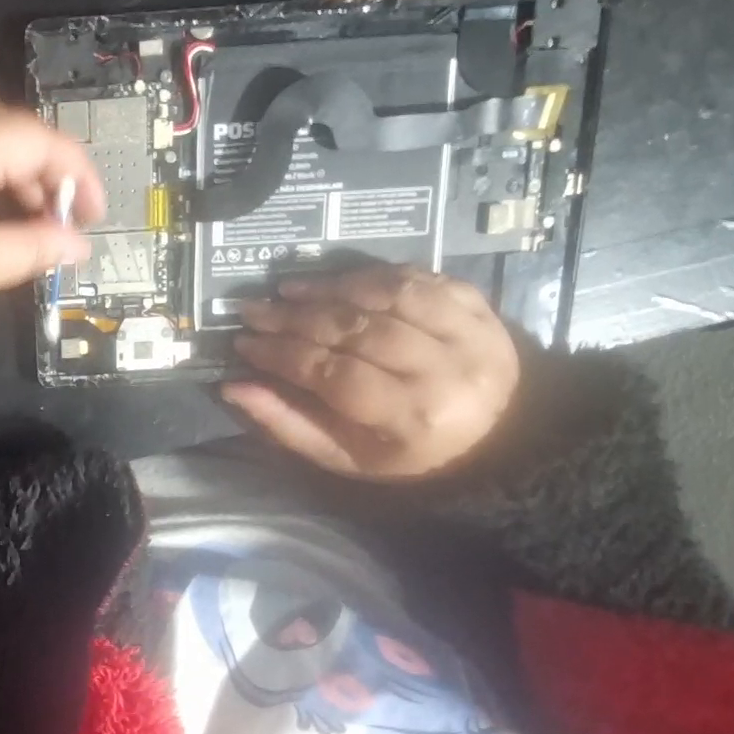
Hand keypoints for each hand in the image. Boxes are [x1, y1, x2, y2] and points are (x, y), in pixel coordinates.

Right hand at [221, 264, 520, 480]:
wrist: (499, 441)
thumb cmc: (408, 457)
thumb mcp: (344, 458)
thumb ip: (287, 424)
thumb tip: (233, 388)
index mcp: (409, 417)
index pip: (332, 374)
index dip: (281, 355)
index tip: (243, 343)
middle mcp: (443, 370)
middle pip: (356, 330)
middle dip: (295, 317)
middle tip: (253, 310)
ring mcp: (467, 333)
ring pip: (387, 296)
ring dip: (330, 287)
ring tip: (289, 288)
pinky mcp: (480, 308)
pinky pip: (420, 278)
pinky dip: (373, 275)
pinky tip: (339, 279)